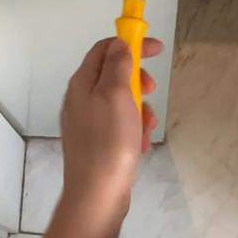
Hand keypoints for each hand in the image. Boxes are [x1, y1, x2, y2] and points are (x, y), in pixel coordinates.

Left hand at [57, 36, 161, 226]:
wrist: (97, 195)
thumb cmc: (109, 141)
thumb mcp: (117, 94)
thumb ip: (117, 65)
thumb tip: (119, 42)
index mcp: (82, 83)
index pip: (104, 49)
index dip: (130, 43)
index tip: (156, 49)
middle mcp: (81, 99)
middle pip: (114, 74)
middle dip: (138, 81)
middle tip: (152, 90)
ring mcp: (88, 122)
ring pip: (122, 102)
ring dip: (141, 110)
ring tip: (147, 128)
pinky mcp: (97, 143)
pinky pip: (120, 126)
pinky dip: (134, 130)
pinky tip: (141, 145)